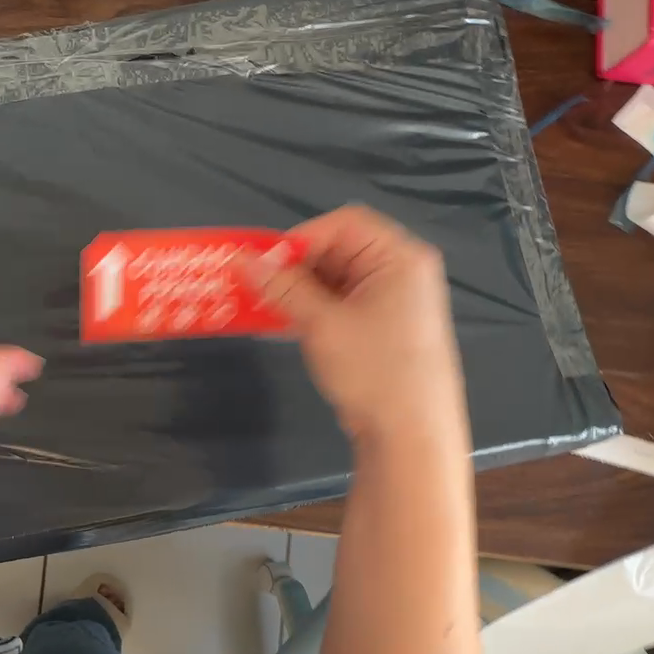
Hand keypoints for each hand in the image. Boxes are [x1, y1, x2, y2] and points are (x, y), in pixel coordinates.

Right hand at [254, 205, 466, 444]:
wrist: (408, 429)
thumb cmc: (372, 368)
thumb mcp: (322, 324)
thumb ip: (283, 288)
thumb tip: (244, 261)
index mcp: (398, 258)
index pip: (343, 225)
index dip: (298, 239)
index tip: (261, 266)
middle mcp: (398, 271)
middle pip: (337, 249)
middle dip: (293, 266)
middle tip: (254, 288)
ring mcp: (389, 301)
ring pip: (333, 279)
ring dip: (296, 290)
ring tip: (261, 308)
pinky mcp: (377, 327)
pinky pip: (337, 304)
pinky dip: (308, 309)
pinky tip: (280, 324)